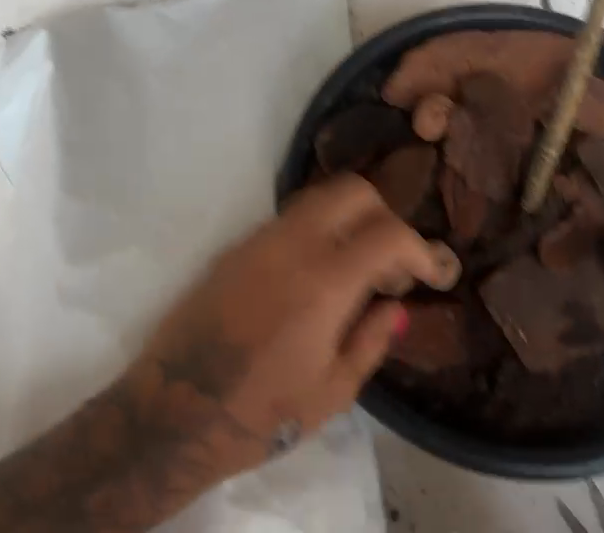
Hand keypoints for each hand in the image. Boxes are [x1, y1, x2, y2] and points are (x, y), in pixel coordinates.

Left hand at [122, 175, 461, 482]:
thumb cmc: (261, 413)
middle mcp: (291, 245)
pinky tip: (316, 275)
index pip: (388, 232)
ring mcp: (258, 240)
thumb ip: (371, 339)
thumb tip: (396, 305)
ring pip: (317, 198)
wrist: (174, 411)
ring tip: (355, 268)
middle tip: (391, 260)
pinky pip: (288, 218)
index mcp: (324, 282)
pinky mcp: (234, 248)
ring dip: (348, 218)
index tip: (429, 273)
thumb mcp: (333, 391)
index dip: (419, 248)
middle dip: (384, 214)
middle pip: (352, 190)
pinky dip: (316, 230)